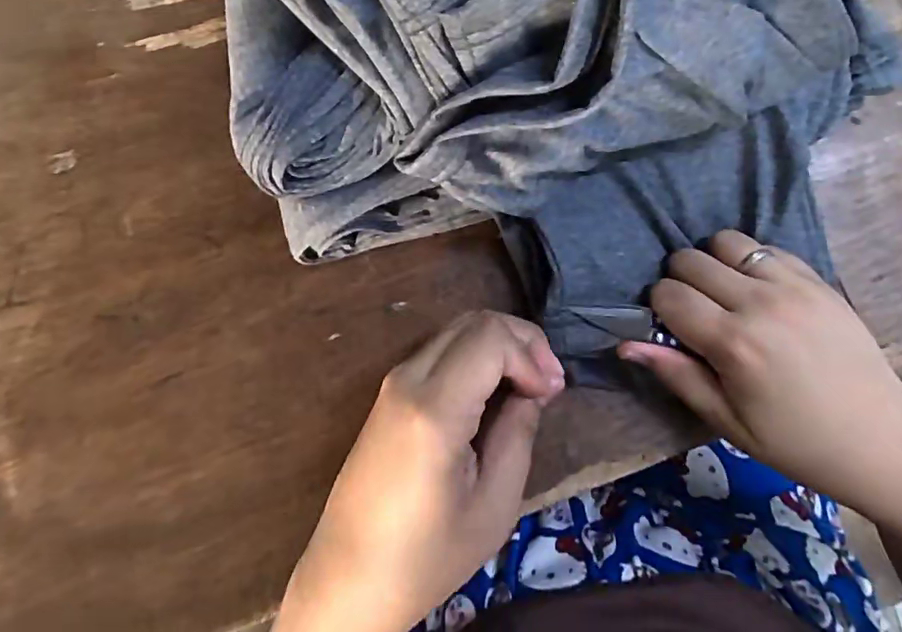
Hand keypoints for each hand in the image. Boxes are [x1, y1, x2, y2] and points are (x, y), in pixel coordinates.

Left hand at [276, 311, 564, 631]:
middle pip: (476, 321)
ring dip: (500, 344)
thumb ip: (518, 433)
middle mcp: (408, 380)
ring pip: (458, 328)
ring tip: (528, 383)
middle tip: (549, 382)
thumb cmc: (426, 555)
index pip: (491, 338)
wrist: (350, 578)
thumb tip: (532, 388)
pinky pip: (442, 349)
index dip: (531, 354)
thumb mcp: (493, 506)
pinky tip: (495, 387)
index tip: (551, 393)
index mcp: (434, 409)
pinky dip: (477, 354)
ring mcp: (393, 381)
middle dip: (522, 340)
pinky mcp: (389, 391)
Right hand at [618, 231, 901, 524]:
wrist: (884, 443)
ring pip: (725, 241)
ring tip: (725, 293)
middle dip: (680, 281)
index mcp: (734, 343)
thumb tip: (625, 344)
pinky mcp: (817, 279)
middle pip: (690, 260)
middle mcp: (759, 302)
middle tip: (695, 312)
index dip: (659, 308)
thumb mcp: (729, 423)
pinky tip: (760, 291)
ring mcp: (792, 285)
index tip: (671, 328)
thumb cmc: (798, 444)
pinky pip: (766, 247)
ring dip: (713, 262)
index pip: (668, 294)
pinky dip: (751, 261)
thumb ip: (677, 375)